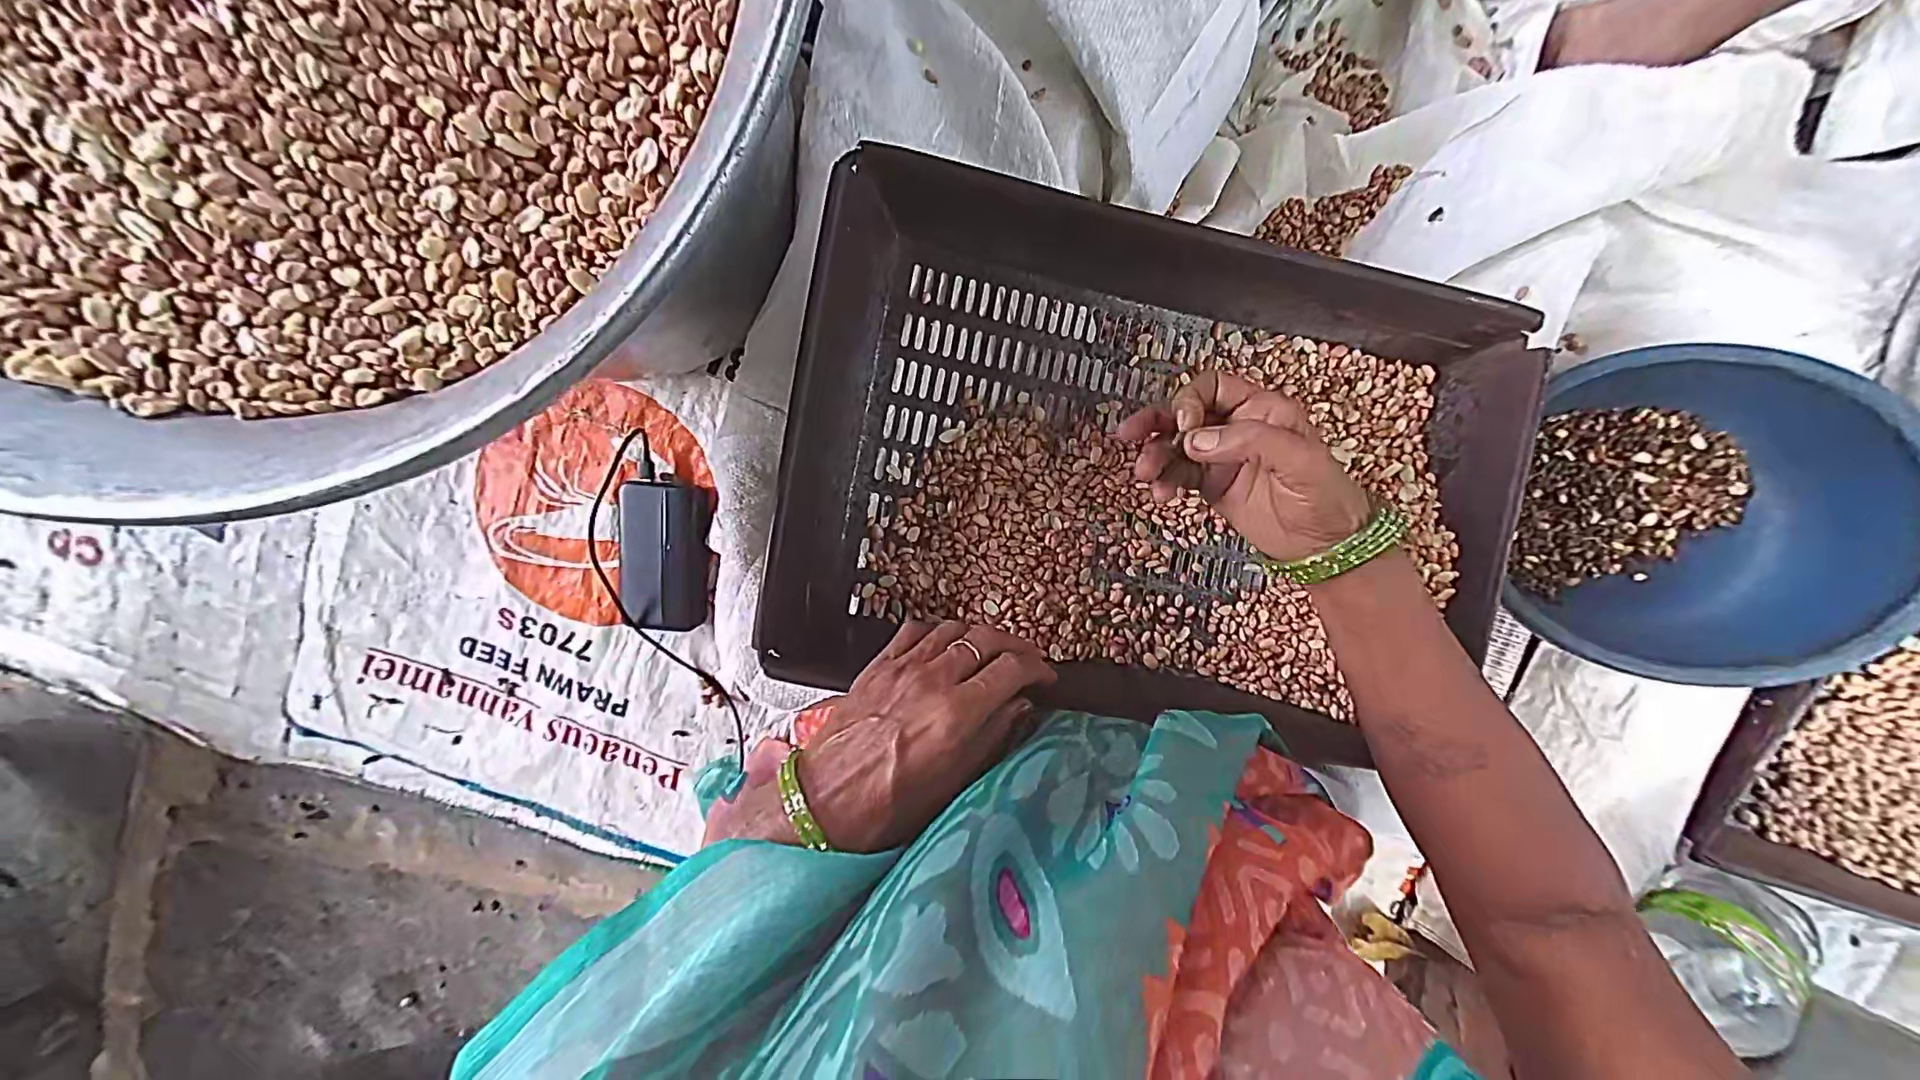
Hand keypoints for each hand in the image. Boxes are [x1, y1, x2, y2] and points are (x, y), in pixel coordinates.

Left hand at [796, 621, 1055, 851]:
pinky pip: (915, 630)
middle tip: (1025, 658)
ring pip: (953, 628)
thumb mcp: (953, 783)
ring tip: (990, 649)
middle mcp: (931, 682)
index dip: (1036, 667)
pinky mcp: (878, 666)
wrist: (824, 801)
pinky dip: (938, 630)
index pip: (1010, 668)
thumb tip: (1018, 708)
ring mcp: (902, 669)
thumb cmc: (886, 805)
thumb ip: (992, 737)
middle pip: (986, 639)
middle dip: (1015, 644)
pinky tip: (944, 643)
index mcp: (956, 714)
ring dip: (980, 634)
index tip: (1043, 676)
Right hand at [1117, 372, 1371, 562]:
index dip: (1191, 401)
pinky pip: (1177, 475)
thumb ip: (1251, 440)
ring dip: (1155, 456)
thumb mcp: (1301, 460)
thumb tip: (1197, 440)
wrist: (1325, 547)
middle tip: (1132, 433)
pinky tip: (1162, 493)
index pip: (1213, 388)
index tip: (1185, 425)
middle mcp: (1237, 429)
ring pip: (1175, 446)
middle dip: (1156, 422)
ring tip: (1146, 473)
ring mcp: (1221, 458)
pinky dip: (1164, 482)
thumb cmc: (1328, 498)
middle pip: (1185, 414)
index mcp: (1263, 410)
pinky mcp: (1210, 485)